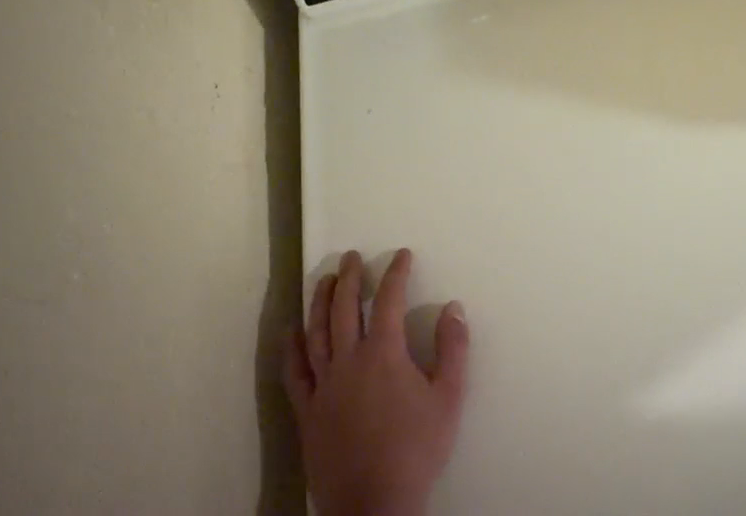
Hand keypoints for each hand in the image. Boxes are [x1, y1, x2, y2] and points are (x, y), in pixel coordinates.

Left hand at [284, 249, 468, 515]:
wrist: (375, 502)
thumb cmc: (417, 448)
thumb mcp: (449, 396)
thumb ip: (453, 348)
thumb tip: (453, 307)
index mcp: (384, 353)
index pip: (388, 300)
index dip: (395, 273)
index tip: (401, 254)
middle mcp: (349, 361)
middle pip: (344, 309)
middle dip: (349, 278)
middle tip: (352, 257)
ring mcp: (323, 386)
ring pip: (316, 332)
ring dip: (319, 302)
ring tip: (323, 280)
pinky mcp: (308, 411)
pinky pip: (295, 372)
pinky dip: (292, 348)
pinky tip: (292, 332)